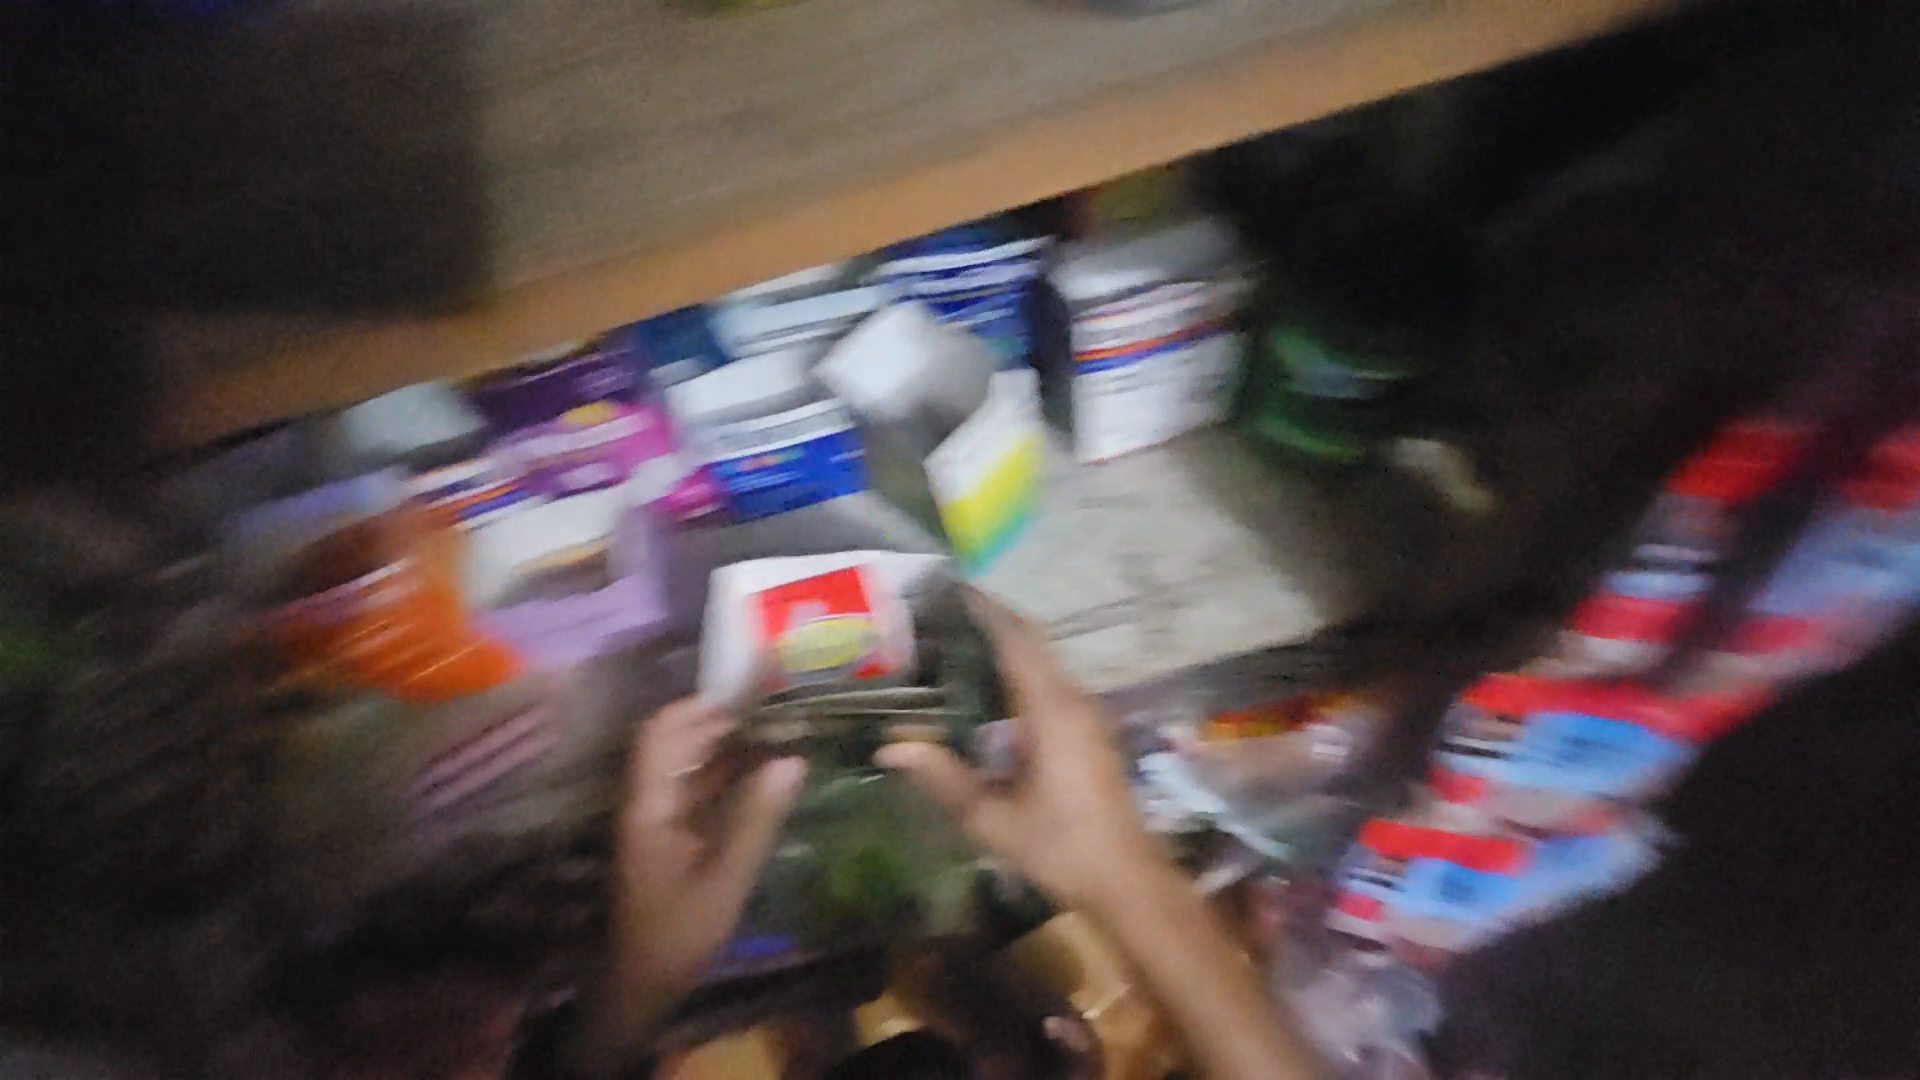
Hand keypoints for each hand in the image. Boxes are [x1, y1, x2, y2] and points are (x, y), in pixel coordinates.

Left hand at [579, 699, 804, 1071]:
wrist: (640, 988)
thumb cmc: (677, 934)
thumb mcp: (724, 879)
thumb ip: (757, 819)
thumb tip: (792, 759)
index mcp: (649, 805)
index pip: (660, 734)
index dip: (697, 706)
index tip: (745, 691)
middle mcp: (649, 801)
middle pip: (676, 741)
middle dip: (721, 719)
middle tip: (774, 706)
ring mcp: (660, 817)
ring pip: (690, 763)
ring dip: (727, 744)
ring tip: (777, 730)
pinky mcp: (673, 833)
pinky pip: (700, 787)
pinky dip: (729, 772)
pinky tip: (764, 770)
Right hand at [874, 592, 1163, 913]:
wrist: (1128, 878)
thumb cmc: (1061, 847)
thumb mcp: (993, 820)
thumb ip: (943, 779)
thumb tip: (888, 749)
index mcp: (1051, 710)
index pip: (1015, 640)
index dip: (984, 609)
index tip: (950, 589)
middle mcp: (1073, 698)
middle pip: (1032, 639)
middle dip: (992, 617)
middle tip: (944, 610)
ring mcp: (1086, 711)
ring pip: (1044, 657)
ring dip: (1007, 640)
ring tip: (958, 638)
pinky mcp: (1090, 726)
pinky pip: (1051, 678)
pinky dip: (1021, 665)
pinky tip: (990, 684)